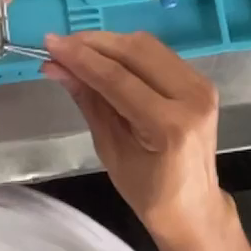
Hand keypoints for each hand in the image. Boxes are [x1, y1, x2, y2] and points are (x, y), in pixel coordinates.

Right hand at [41, 31, 231, 247]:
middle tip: (58, 44)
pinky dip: (125, 48)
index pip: (118, 79)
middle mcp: (191, 98)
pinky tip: (102, 54)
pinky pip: (156, 52)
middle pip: (133, 52)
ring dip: (107, 42)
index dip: (80, 58)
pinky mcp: (199, 79)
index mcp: (170, 126)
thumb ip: (86, 100)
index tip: (50, 44)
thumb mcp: (109, 149)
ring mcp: (200, 85)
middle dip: (91, 43)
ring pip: (144, 45)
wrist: (194, 208)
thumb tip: (54, 66)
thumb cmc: (149, 191)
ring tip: (75, 47)